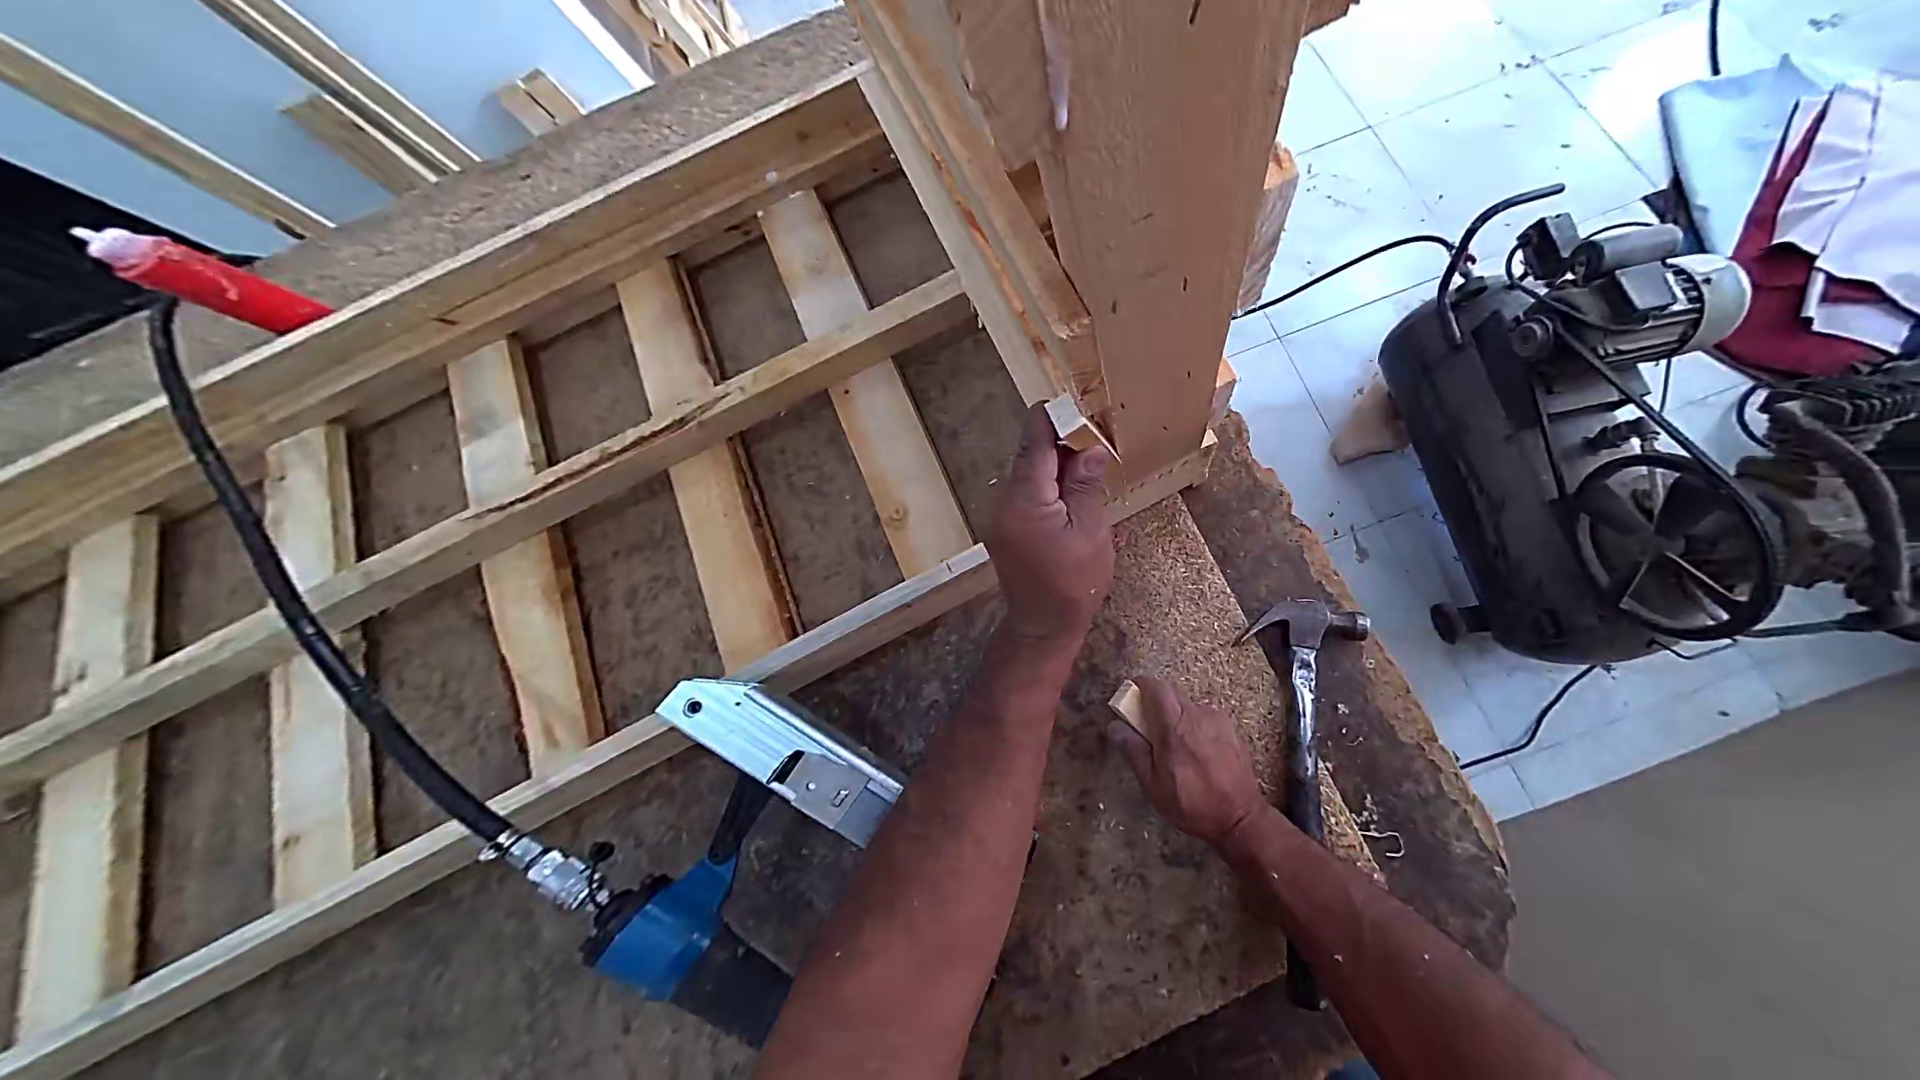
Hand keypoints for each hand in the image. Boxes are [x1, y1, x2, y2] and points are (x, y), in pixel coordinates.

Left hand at [984, 405, 1113, 647]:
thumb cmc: (1073, 584)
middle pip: (1028, 454)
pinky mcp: (1004, 526)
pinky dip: (1048, 484)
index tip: (1079, 406)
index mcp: (1025, 500)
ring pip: (1027, 472)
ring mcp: (1000, 515)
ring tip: (1090, 465)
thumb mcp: (1090, 532)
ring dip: (1056, 464)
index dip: (1054, 418)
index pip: (1033, 442)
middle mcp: (1004, 501)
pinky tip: (1073, 491)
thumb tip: (1090, 448)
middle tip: (1096, 438)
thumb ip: (1086, 485)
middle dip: (1060, 442)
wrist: (1042, 626)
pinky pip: (1025, 492)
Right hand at [1108, 676, 1266, 847]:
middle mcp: (1198, 716)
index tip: (1131, 694)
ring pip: (1188, 704)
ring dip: (1177, 715)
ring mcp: (1217, 720)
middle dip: (1156, 701)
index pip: (1156, 687)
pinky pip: (1204, 716)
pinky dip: (1194, 724)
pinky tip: (1196, 750)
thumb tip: (1114, 726)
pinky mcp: (1231, 729)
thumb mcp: (1152, 784)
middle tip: (1149, 725)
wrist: (1240, 819)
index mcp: (1175, 727)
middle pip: (1172, 691)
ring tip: (1175, 744)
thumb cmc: (1190, 804)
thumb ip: (1133, 750)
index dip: (1140, 684)